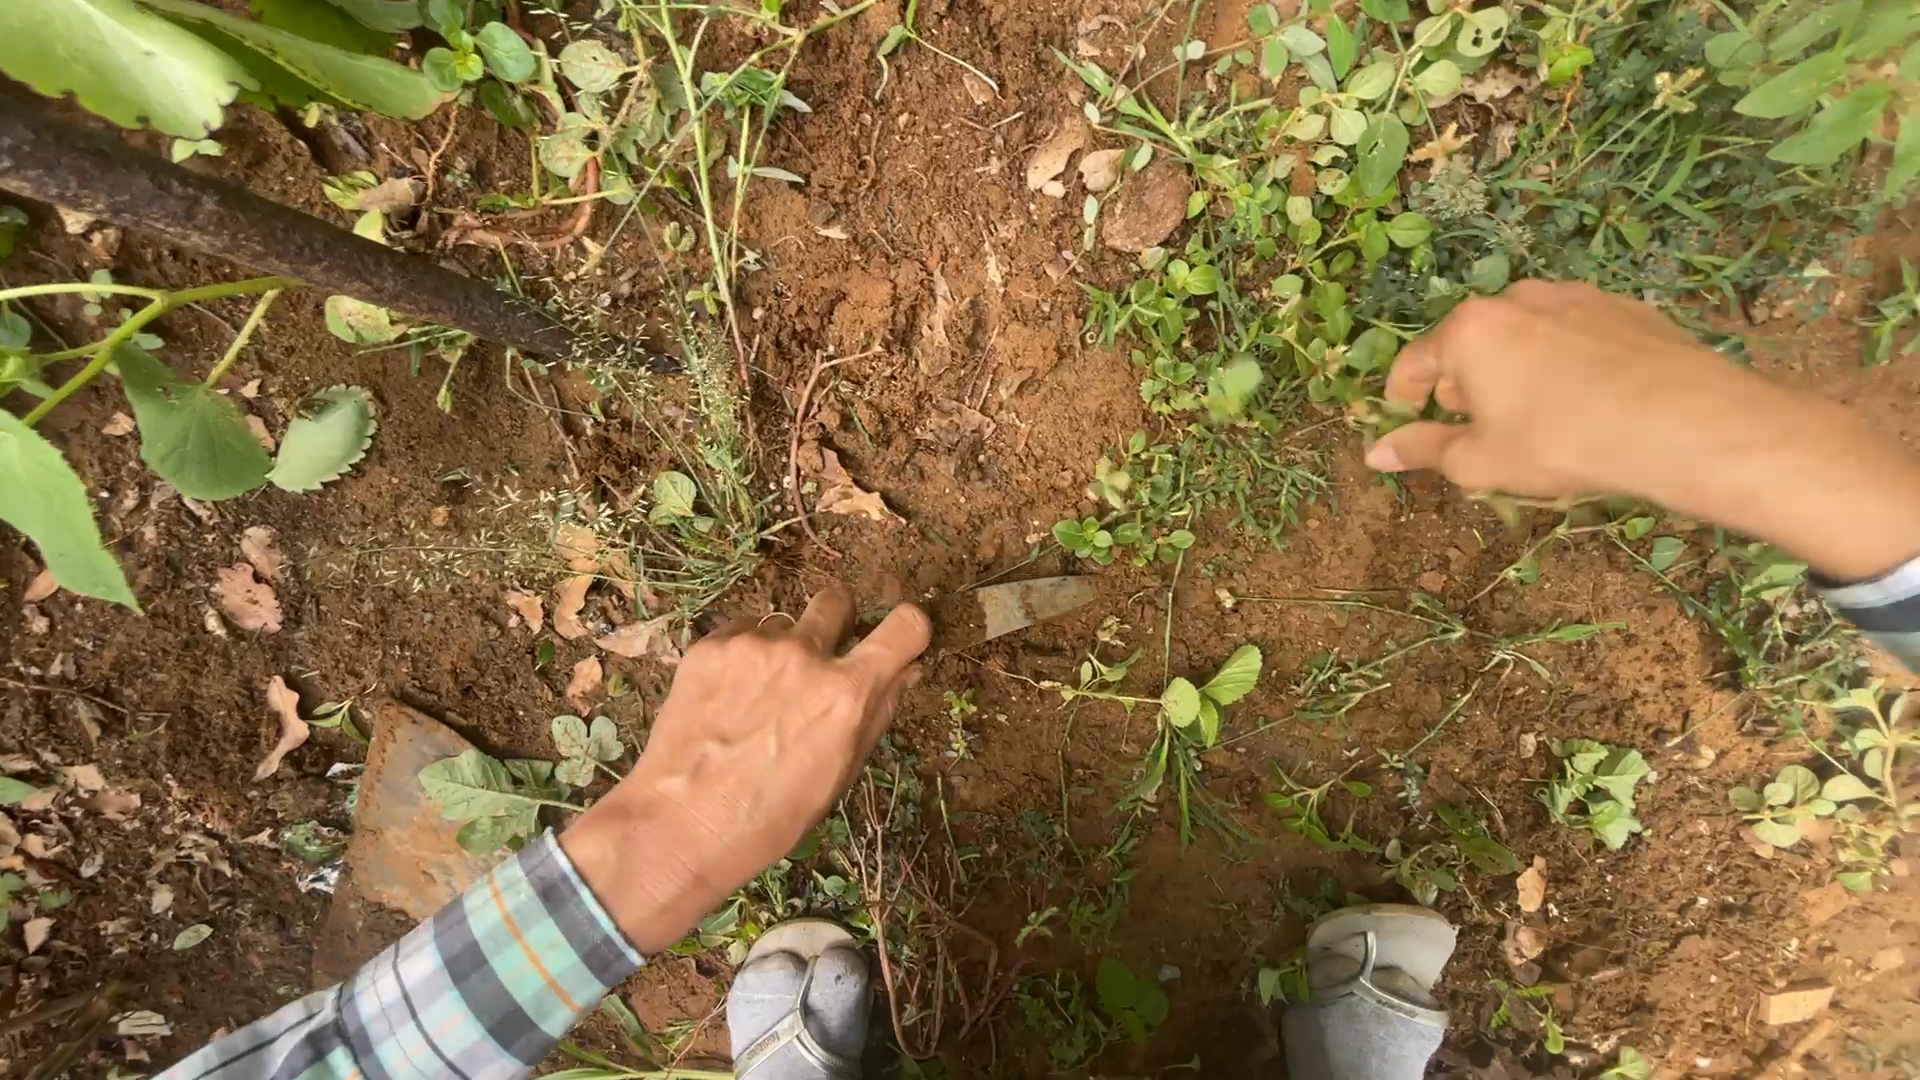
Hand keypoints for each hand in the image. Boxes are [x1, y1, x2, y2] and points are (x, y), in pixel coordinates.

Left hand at [560, 585, 929, 952]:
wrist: (679, 825)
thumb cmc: (773, 816)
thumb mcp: (840, 773)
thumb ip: (877, 711)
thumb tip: (907, 669)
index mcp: (847, 692)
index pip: (906, 625)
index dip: (909, 630)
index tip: (896, 643)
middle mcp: (806, 655)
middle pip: (838, 601)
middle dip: (835, 625)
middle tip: (816, 662)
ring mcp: (754, 644)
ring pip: (784, 622)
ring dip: (782, 648)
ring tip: (756, 696)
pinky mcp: (711, 645)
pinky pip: (743, 633)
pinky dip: (743, 656)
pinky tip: (724, 698)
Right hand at [1365, 280, 1919, 580]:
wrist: (1687, 424)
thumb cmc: (1558, 442)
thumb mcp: (1475, 460)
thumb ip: (1420, 449)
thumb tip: (1375, 452)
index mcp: (1467, 331)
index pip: (1412, 364)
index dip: (1402, 399)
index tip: (1409, 424)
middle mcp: (1514, 300)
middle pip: (1465, 344)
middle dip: (1460, 384)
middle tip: (1475, 427)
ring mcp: (1573, 297)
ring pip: (1517, 335)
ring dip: (1508, 370)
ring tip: (1529, 414)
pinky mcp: (1623, 306)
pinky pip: (1567, 333)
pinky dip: (1557, 361)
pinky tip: (1579, 400)